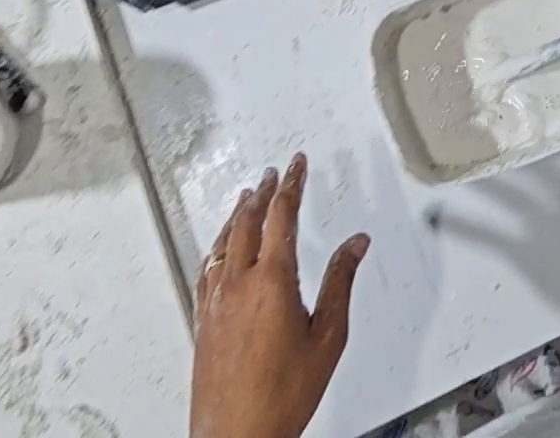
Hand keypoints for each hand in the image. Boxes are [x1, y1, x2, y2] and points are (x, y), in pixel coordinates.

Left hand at [191, 153, 369, 437]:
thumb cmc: (283, 394)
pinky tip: (220, 246)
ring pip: (224, 241)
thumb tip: (356, 243)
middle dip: (263, 191)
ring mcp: (216, 302)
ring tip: (246, 196)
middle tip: (275, 172)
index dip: (292, 183)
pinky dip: (218, 244)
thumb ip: (341, 282)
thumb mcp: (329, 336)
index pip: (282, 216)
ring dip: (238, 212)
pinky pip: (208, 267)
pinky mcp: (203, 320)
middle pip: (248, 221)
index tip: (297, 163)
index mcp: (272, 281)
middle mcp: (239, 284)